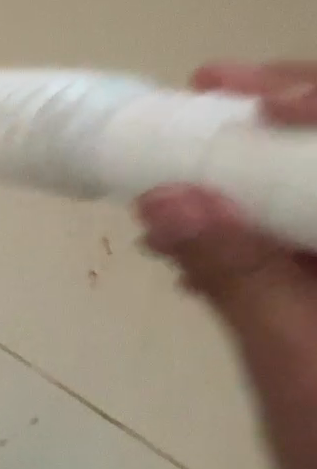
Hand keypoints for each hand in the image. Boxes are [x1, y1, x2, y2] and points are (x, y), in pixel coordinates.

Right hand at [136, 61, 316, 468]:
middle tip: (210, 96)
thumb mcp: (302, 372)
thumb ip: (244, 278)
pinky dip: (261, 226)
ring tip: (175, 183)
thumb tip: (166, 196)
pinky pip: (315, 238)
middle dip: (300, 117)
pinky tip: (200, 241)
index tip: (246, 99)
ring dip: (264, 174)